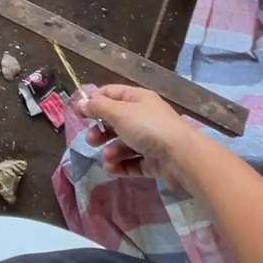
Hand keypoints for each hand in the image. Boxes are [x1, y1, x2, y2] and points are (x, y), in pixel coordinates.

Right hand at [73, 84, 201, 191]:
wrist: (183, 158)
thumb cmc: (148, 128)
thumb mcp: (118, 112)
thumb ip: (97, 107)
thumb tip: (81, 102)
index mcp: (137, 99)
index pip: (111, 94)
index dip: (94, 101)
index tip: (79, 113)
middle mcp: (144, 117)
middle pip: (116, 120)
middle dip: (101, 130)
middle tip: (90, 140)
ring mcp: (151, 140)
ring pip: (124, 143)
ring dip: (111, 150)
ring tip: (105, 158)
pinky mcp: (156, 161)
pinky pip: (134, 161)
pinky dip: (122, 164)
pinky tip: (111, 169)